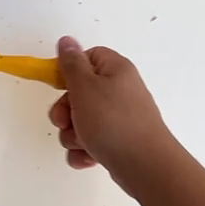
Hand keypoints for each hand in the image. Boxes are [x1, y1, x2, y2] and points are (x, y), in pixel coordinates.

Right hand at [48, 36, 178, 186]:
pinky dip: (85, 151)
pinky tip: (89, 159)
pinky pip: (91, 142)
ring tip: (83, 143)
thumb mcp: (85, 87)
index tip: (60, 85)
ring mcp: (119, 118)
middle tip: (66, 122)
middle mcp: (119, 91)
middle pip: (79, 93)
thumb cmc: (112, 121)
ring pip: (81, 121)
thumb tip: (67, 40)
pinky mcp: (117, 142)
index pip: (88, 58)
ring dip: (73, 135)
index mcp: (115, 69)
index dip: (70, 71)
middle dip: (66, 111)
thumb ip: (71, 63)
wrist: (144, 165)